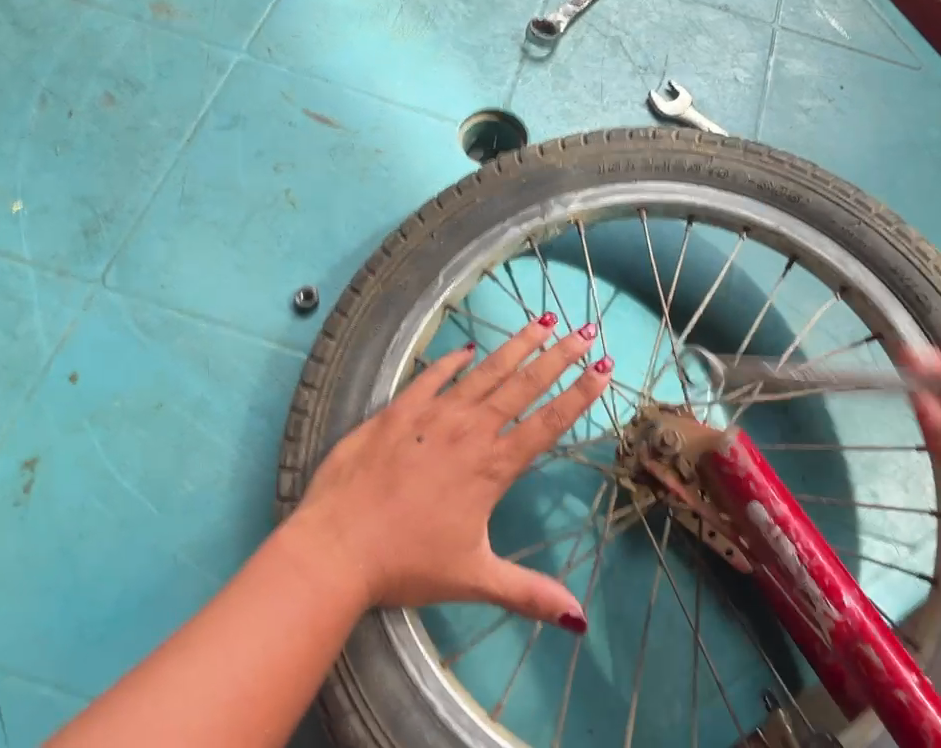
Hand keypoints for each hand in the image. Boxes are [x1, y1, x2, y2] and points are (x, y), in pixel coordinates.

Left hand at [285, 314, 610, 631]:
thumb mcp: (473, 579)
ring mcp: (431, 416)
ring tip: (541, 321)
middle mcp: (469, 432)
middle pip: (522, 386)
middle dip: (558, 357)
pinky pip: (430, 377)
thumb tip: (579, 618)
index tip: (604, 369)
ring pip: (483, 372)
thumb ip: (528, 593)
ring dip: (516, 346)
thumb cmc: (406, 564)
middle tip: (585, 330)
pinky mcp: (396, 411)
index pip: (547, 424)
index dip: (579, 395)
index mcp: (492, 467)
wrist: (336, 547)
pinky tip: (466, 347)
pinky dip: (450, 361)